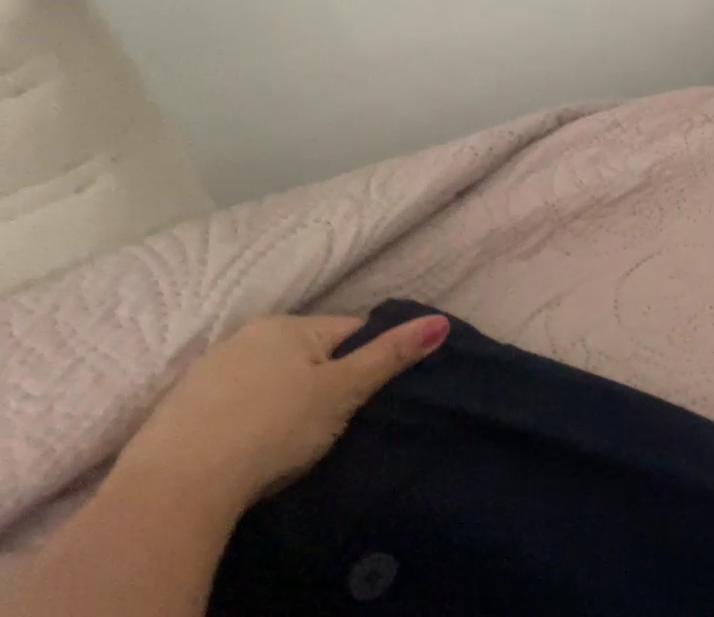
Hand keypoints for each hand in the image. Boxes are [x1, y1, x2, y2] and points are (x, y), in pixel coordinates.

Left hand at [111, 313, 449, 512]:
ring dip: (291, 400)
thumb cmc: (273, 427)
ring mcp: (206, 374)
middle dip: (330, 381)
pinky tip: (255, 447)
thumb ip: (392, 354)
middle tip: (337, 419)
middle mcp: (246, 337)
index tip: (368, 396)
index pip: (354, 330)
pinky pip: (239, 404)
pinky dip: (254, 419)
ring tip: (296, 439)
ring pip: (274, 380)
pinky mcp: (178, 412)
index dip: (371, 362)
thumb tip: (442, 321)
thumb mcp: (344, 390)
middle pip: (313, 354)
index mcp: (289, 325)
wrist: (172, 491)